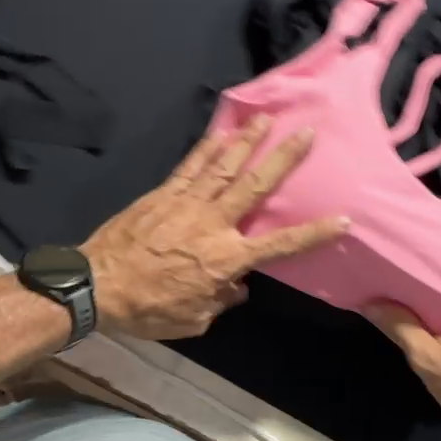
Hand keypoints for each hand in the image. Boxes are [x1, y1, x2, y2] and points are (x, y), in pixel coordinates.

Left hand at [81, 117, 348, 339]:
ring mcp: (186, 204)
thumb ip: (220, 302)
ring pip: (224, 167)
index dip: (313, 233)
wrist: (98, 286)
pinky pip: (190, 167)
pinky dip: (207, 149)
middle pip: (255, 186)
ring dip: (247, 141)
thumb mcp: (192, 321)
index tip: (342, 219)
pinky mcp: (162, 194)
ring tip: (265, 119)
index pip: (280, 244)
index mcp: (225, 260)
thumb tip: (237, 288)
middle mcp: (213, 224)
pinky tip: (220, 133)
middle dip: (283, 158)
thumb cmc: (147, 310)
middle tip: (306, 132)